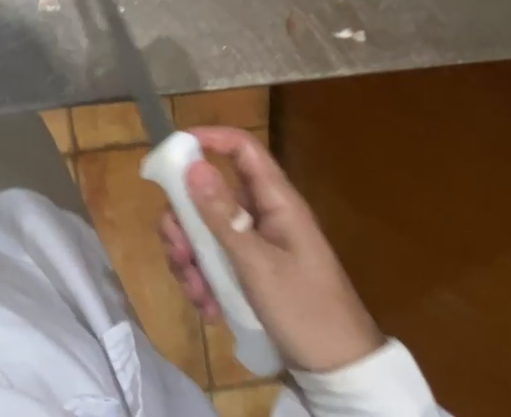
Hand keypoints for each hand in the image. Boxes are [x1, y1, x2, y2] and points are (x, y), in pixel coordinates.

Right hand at [158, 127, 383, 373]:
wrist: (339, 371)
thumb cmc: (306, 310)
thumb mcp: (258, 264)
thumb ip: (222, 216)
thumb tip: (192, 165)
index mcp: (276, 203)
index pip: (242, 149)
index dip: (209, 139)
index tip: (170, 151)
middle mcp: (262, 215)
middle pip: (209, 193)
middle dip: (183, 221)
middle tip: (177, 249)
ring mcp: (255, 243)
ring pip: (203, 229)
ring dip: (190, 257)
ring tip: (195, 290)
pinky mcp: (248, 270)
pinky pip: (212, 260)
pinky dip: (202, 279)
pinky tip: (208, 306)